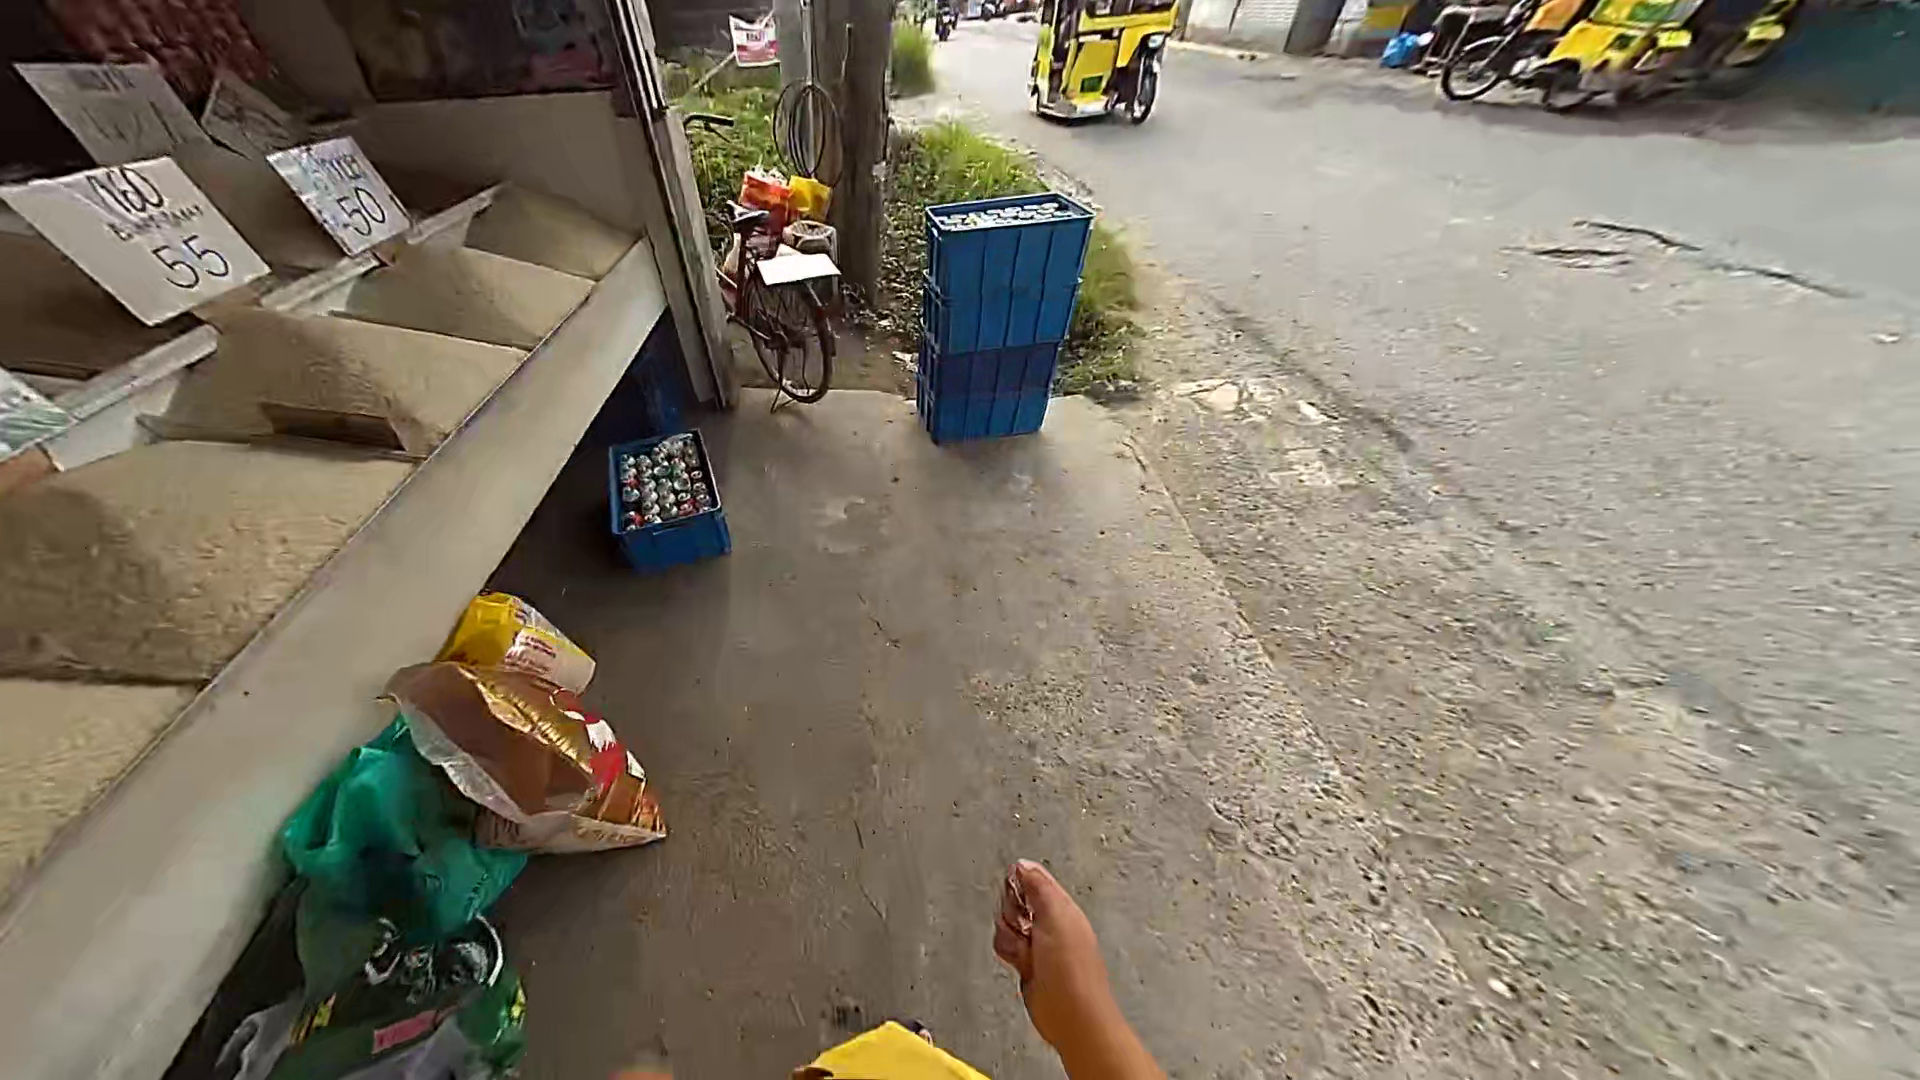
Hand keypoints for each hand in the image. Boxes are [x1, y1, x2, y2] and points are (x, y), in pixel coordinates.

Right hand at [993, 860, 1123, 1053]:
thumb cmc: (1072, 970)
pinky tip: (1021, 962)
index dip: (1020, 883)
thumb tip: (1022, 865)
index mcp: (1060, 904)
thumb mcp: (1055, 915)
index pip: (1032, 877)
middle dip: (1012, 911)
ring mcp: (1036, 942)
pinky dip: (1007, 951)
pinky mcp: (1025, 962)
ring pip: (1005, 921)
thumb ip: (1038, 885)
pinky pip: (1003, 944)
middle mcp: (1048, 920)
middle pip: (1013, 898)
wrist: (1072, 1017)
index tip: (1019, 897)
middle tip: (1026, 926)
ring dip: (1010, 935)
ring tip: (1026, 950)